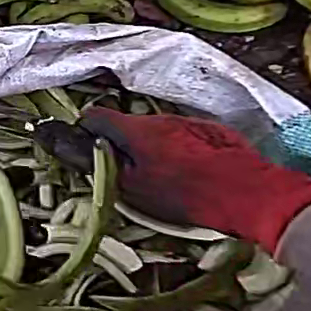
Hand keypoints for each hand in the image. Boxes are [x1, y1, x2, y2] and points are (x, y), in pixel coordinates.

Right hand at [35, 109, 310, 252]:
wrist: (255, 194)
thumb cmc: (185, 194)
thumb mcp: (129, 186)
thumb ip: (92, 161)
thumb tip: (56, 140)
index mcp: (132, 129)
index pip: (92, 116)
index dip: (85, 134)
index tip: (89, 154)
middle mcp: (157, 118)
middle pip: (124, 125)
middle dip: (120, 145)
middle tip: (126, 175)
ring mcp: (186, 122)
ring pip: (154, 132)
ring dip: (149, 149)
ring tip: (162, 179)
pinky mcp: (211, 132)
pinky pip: (181, 137)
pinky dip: (176, 151)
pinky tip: (189, 175)